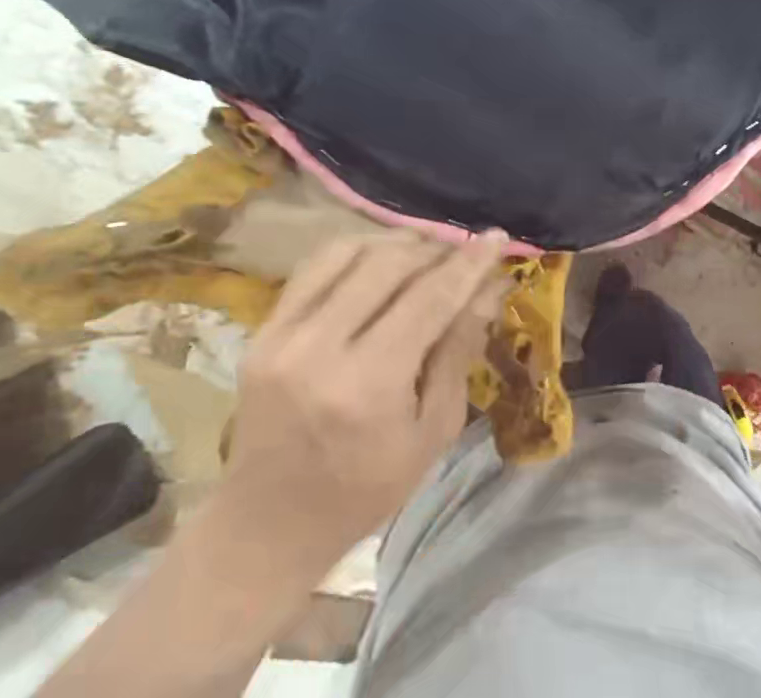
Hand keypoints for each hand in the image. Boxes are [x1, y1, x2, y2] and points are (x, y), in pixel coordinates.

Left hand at [214, 231, 509, 574]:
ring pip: (349, 254)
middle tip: (468, 249)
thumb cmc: (369, 488)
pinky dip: (356, 251)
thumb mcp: (434, 430)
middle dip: (438, 249)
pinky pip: (314, 268)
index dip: (469, 264)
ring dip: (398, 242)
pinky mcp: (262, 332)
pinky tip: (383, 257)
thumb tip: (489, 289)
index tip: (499, 238)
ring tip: (431, 249)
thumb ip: (458, 351)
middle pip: (390, 266)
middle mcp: (318, 349)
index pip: (429, 299)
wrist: (270, 522)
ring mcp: (281, 336)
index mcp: (368, 385)